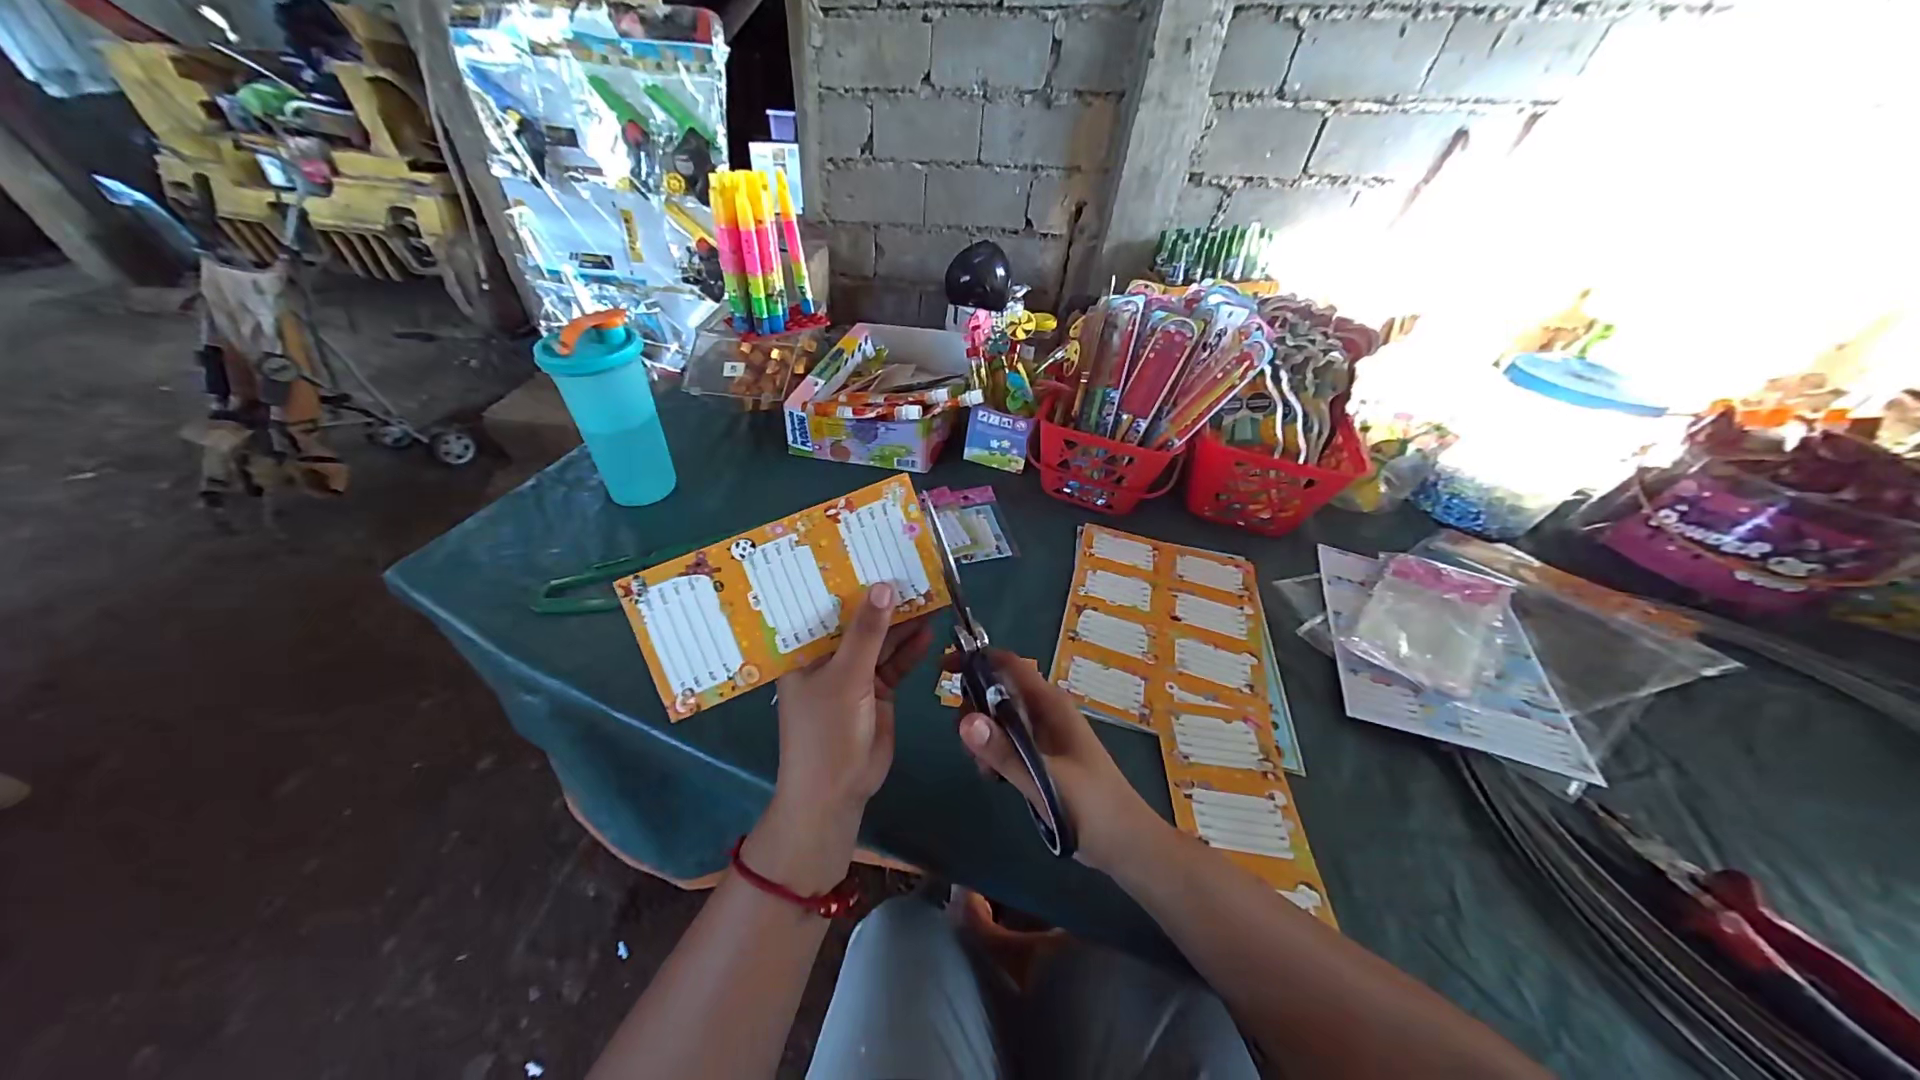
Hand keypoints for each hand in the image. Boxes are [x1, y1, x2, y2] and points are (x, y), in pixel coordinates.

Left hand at [768, 582, 934, 828]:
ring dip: (902, 622)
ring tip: (928, 594)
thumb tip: (884, 587)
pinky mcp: (876, 691)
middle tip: (909, 568)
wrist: (839, 791)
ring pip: (880, 641)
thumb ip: (867, 633)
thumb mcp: (846, 677)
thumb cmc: (826, 731)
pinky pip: (894, 663)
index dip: (845, 581)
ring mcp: (853, 674)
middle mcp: (827, 657)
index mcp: (804, 651)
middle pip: (857, 621)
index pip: (823, 607)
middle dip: (881, 600)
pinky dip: (911, 649)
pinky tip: (929, 630)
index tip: (867, 551)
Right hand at [944, 649, 1165, 873]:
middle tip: (966, 742)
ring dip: (983, 735)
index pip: (1009, 665)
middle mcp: (1046, 712)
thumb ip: (1004, 753)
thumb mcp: (1045, 780)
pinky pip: (1008, 741)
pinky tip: (993, 778)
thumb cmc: (1094, 807)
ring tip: (983, 769)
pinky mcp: (1041, 756)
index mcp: (1051, 705)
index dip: (976, 659)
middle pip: (999, 690)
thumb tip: (964, 720)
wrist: (1128, 845)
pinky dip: (994, 752)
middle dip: (975, 707)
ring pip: (1000, 718)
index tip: (943, 669)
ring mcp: (1044, 734)